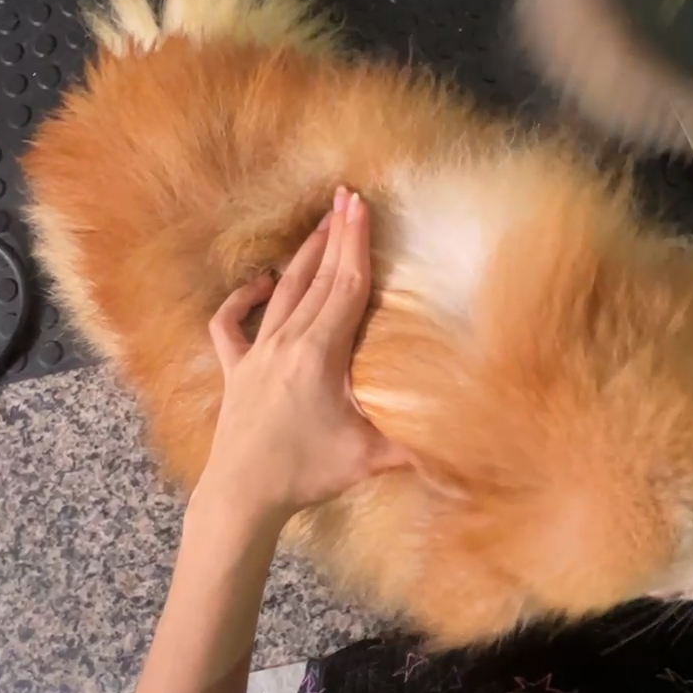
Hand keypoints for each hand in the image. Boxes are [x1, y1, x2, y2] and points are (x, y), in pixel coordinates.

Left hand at [192, 187, 406, 530]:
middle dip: (335, 235)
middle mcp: (286, 342)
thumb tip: (462, 441)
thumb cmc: (305, 475)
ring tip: (319, 224)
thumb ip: (415, 445)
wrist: (241, 495)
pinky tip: (259, 284)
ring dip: (302, 256)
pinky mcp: (235, 369)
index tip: (361, 206)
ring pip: (282, 292)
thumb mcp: (368, 459)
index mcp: (320, 355)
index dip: (357, 245)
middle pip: (318, 278)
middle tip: (346, 197)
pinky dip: (241, 299)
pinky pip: (230, 324)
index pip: (346, 287)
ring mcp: (256, 353)